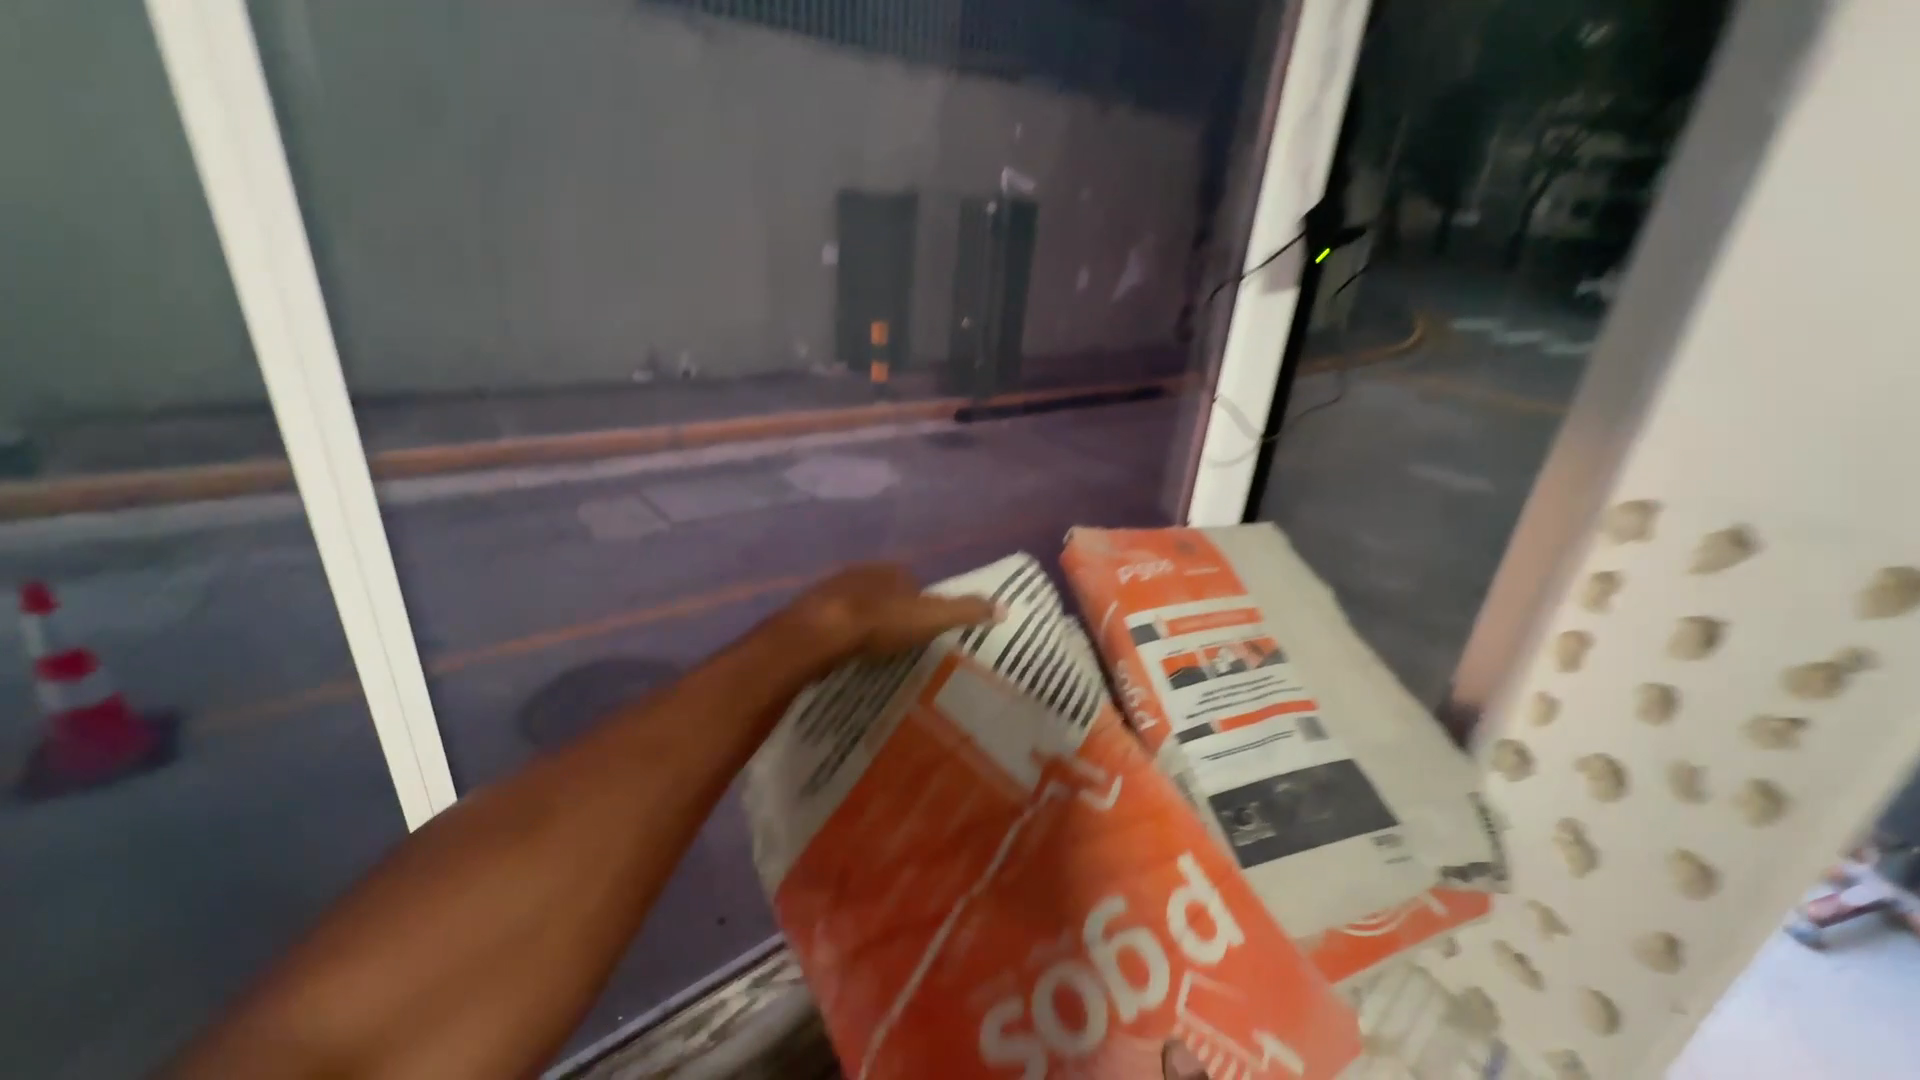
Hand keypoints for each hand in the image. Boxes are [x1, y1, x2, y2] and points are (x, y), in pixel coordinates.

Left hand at [784, 563, 996, 664]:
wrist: (820, 632)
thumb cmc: (880, 622)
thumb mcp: (932, 618)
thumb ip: (965, 611)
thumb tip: (1005, 607)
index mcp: (892, 570)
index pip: (914, 583)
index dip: (921, 605)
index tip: (925, 631)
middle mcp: (861, 572)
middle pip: (883, 593)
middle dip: (890, 613)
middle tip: (899, 645)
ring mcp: (831, 590)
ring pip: (855, 606)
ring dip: (863, 623)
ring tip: (872, 653)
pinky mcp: (809, 611)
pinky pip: (831, 622)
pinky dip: (840, 635)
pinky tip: (844, 655)